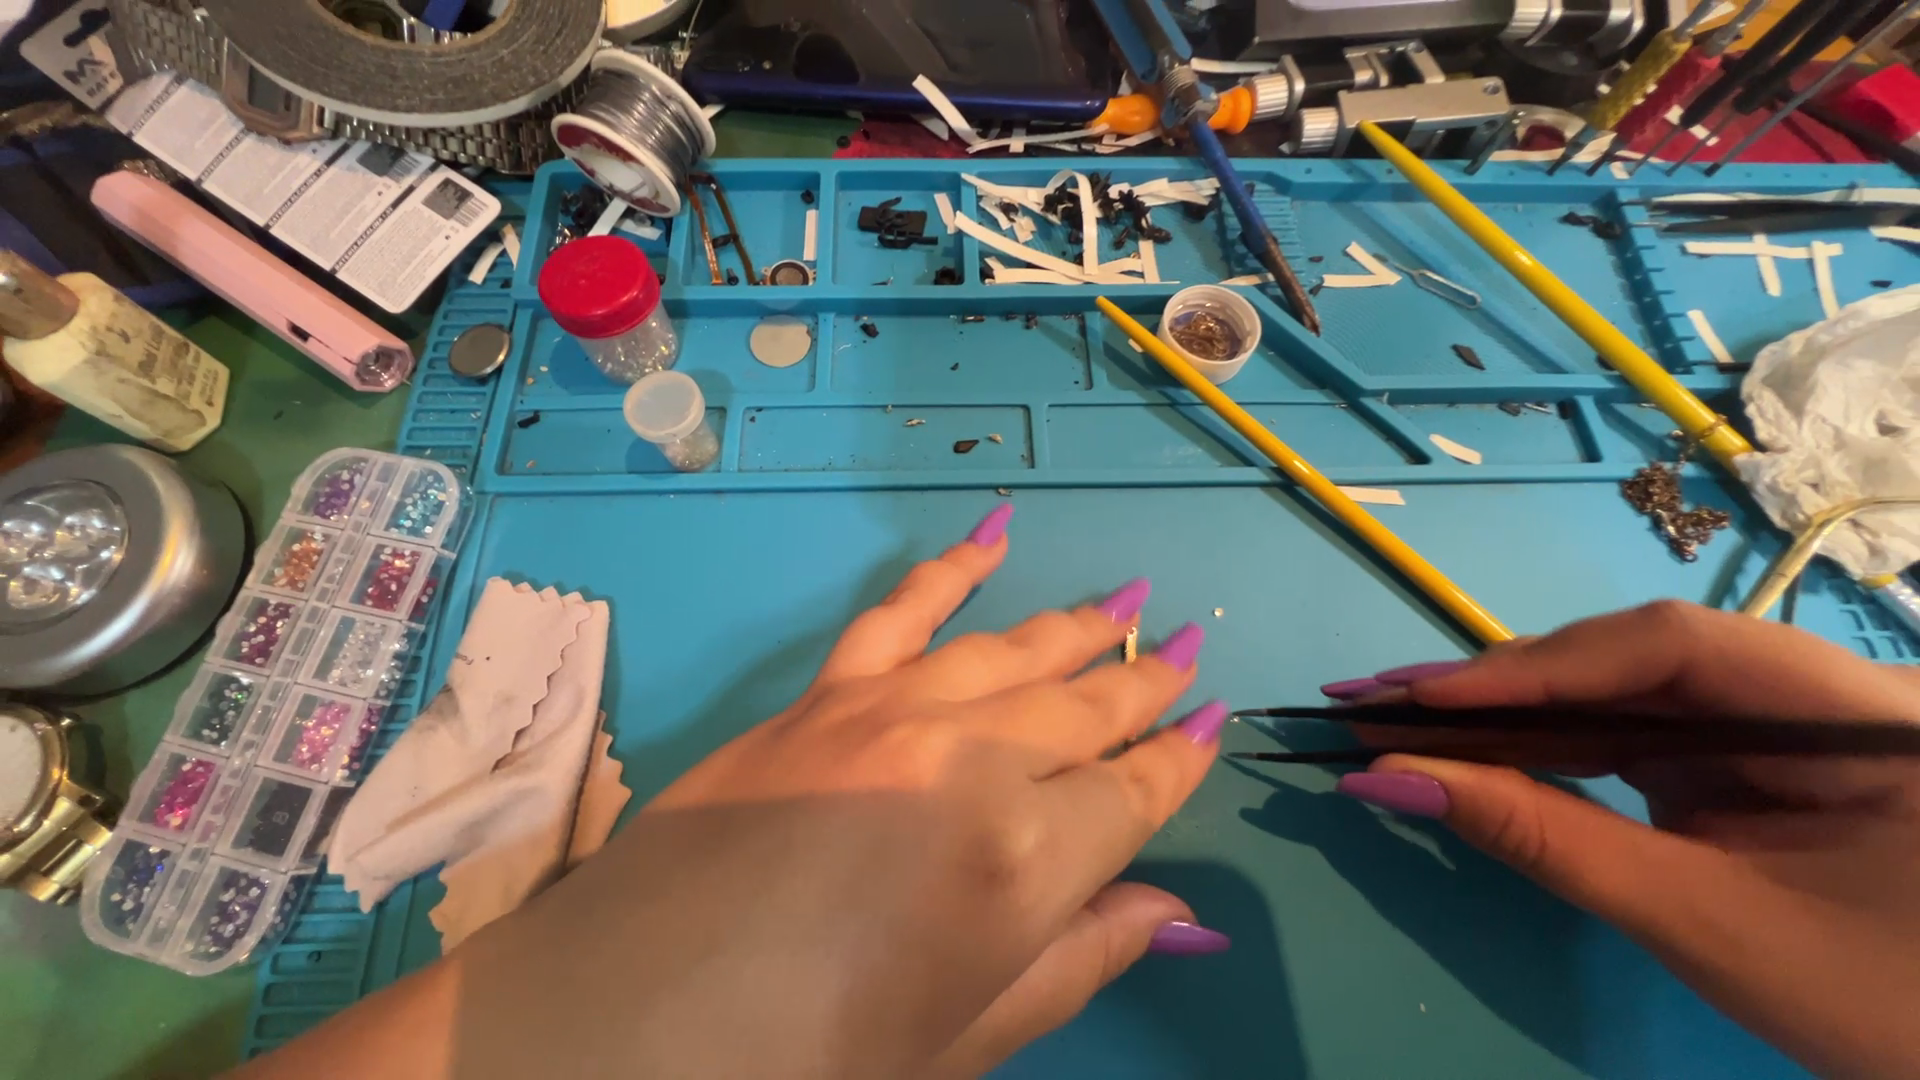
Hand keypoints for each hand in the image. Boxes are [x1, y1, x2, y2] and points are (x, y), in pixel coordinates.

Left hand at [443, 505, 1228, 1078]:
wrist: (628, 1021)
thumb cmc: (811, 1057)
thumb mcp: (967, 1036)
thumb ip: (1081, 957)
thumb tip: (1177, 910)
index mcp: (1024, 858)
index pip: (1135, 791)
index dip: (1178, 759)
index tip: (1210, 722)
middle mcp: (971, 758)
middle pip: (1084, 705)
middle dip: (1144, 681)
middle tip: (1184, 650)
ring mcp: (893, 708)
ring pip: (1014, 649)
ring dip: (1076, 625)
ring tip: (1121, 603)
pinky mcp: (826, 690)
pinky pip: (903, 611)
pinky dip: (951, 570)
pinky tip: (991, 538)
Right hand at [1325, 601, 1919, 1079]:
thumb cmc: (1887, 1013)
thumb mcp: (1701, 922)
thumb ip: (1541, 837)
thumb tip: (1383, 777)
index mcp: (1868, 715)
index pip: (1669, 647)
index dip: (1535, 665)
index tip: (1425, 699)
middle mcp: (1818, 692)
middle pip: (1625, 660)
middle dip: (1496, 685)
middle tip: (1375, 699)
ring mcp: (1771, 720)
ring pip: (1610, 690)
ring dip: (1501, 709)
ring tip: (1394, 713)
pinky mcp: (1731, 754)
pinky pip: (1618, 729)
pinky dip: (1538, 740)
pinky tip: (1466, 740)